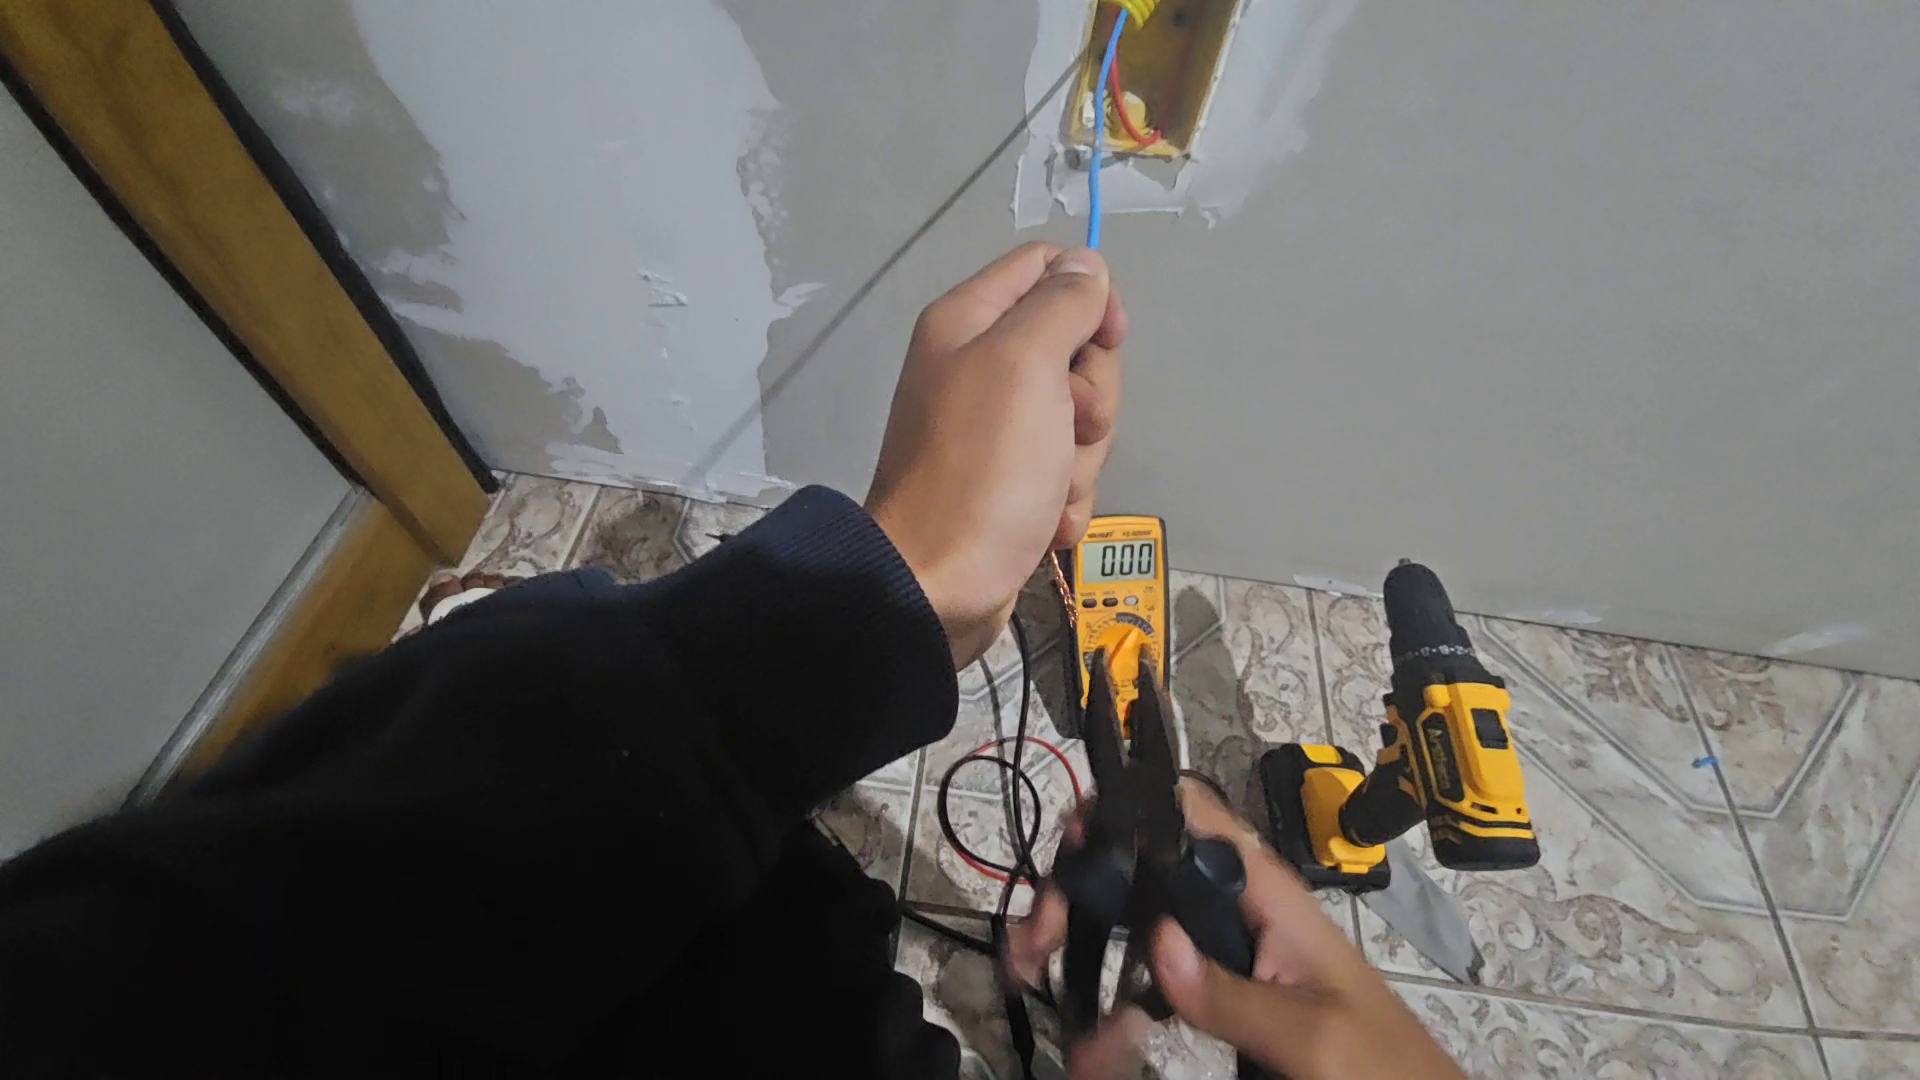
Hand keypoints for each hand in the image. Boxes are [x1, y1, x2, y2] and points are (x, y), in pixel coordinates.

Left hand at [866, 243, 1124, 667]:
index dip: (1091, 299)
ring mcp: (997, 433)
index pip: (1048, 269)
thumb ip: (1061, 304)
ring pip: (1079, 420)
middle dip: (1090, 399)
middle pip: (1075, 351)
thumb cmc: (982, 468)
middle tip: (1065, 427)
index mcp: (970, 323)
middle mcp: (981, 370)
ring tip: (1045, 490)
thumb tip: (1087, 267)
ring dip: (1078, 460)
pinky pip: (1065, 473)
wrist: (941, 585)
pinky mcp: (1012, 485)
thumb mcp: (1024, 365)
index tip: (1105, 341)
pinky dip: (1064, 500)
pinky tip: (1042, 524)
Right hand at [1006, 781, 1465, 1079]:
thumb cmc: (1384, 1068)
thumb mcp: (1313, 1038)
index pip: (1185, 809)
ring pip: (1131, 919)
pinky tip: (1090, 1050)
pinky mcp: (1211, 982)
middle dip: (1079, 890)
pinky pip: (1147, 980)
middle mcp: (1227, 897)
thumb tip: (1154, 939)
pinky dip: (1112, 1008)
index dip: (1124, 804)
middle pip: (1138, 864)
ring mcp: (1216, 940)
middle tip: (1034, 938)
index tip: (1069, 838)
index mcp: (1258, 883)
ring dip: (1079, 945)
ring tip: (1027, 976)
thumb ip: (1231, 993)